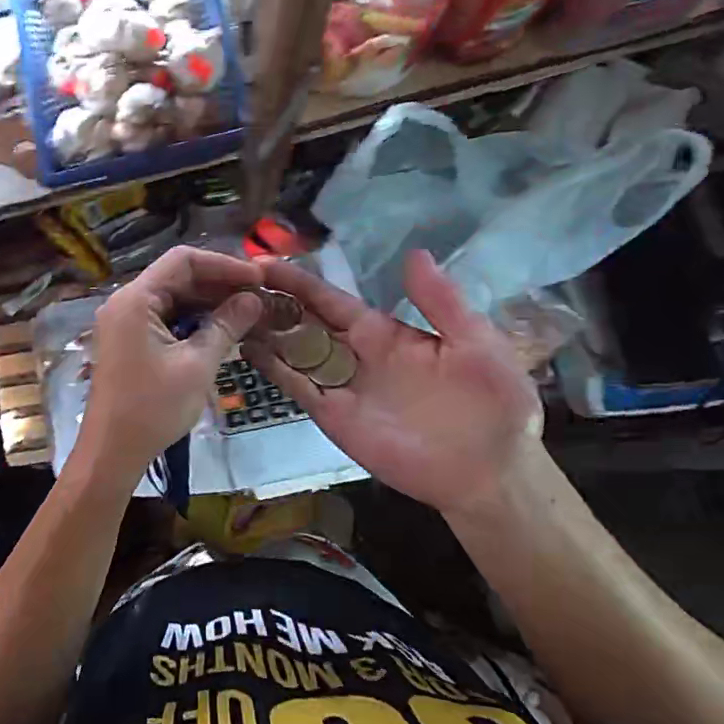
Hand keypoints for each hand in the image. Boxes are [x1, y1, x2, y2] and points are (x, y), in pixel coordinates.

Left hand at [77, 247, 264, 473]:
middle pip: (177, 277)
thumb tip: (253, 300)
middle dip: (219, 284)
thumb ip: (225, 326)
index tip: (259, 278)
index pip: (183, 261)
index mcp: (136, 300)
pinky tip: (221, 329)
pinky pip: (165, 318)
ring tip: (247, 312)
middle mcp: (126, 303)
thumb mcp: (197, 366)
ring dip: (208, 303)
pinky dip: (192, 320)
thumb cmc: (153, 408)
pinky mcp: (129, 342)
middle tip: (259, 296)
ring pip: (173, 298)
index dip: (224, 265)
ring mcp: (125, 323)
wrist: (112, 452)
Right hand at [245, 250, 542, 514]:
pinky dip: (275, 371)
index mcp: (385, 332)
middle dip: (272, 304)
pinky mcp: (335, 417)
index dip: (300, 283)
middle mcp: (355, 355)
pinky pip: (300, 389)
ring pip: (294, 354)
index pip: (332, 301)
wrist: (489, 469)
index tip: (266, 264)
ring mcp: (342, 388)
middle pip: (304, 324)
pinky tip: (249, 350)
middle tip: (234, 284)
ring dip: (265, 334)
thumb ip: (440, 301)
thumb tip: (413, 254)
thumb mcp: (476, 342)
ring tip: (230, 312)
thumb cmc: (492, 403)